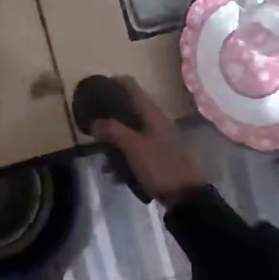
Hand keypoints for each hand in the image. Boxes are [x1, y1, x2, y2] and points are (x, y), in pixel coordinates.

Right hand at [89, 77, 207, 206]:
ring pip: (130, 132)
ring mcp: (159, 139)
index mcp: (153, 114)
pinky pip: (135, 150)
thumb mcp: (134, 148)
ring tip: (101, 157)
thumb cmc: (161, 167)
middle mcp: (157, 122)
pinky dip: (123, 157)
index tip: (97, 88)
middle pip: (130, 110)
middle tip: (92, 125)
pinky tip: (113, 173)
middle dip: (110, 117)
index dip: (115, 83)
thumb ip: (113, 131)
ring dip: (114, 142)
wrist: (186, 196)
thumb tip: (94, 122)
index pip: (133, 87)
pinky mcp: (158, 156)